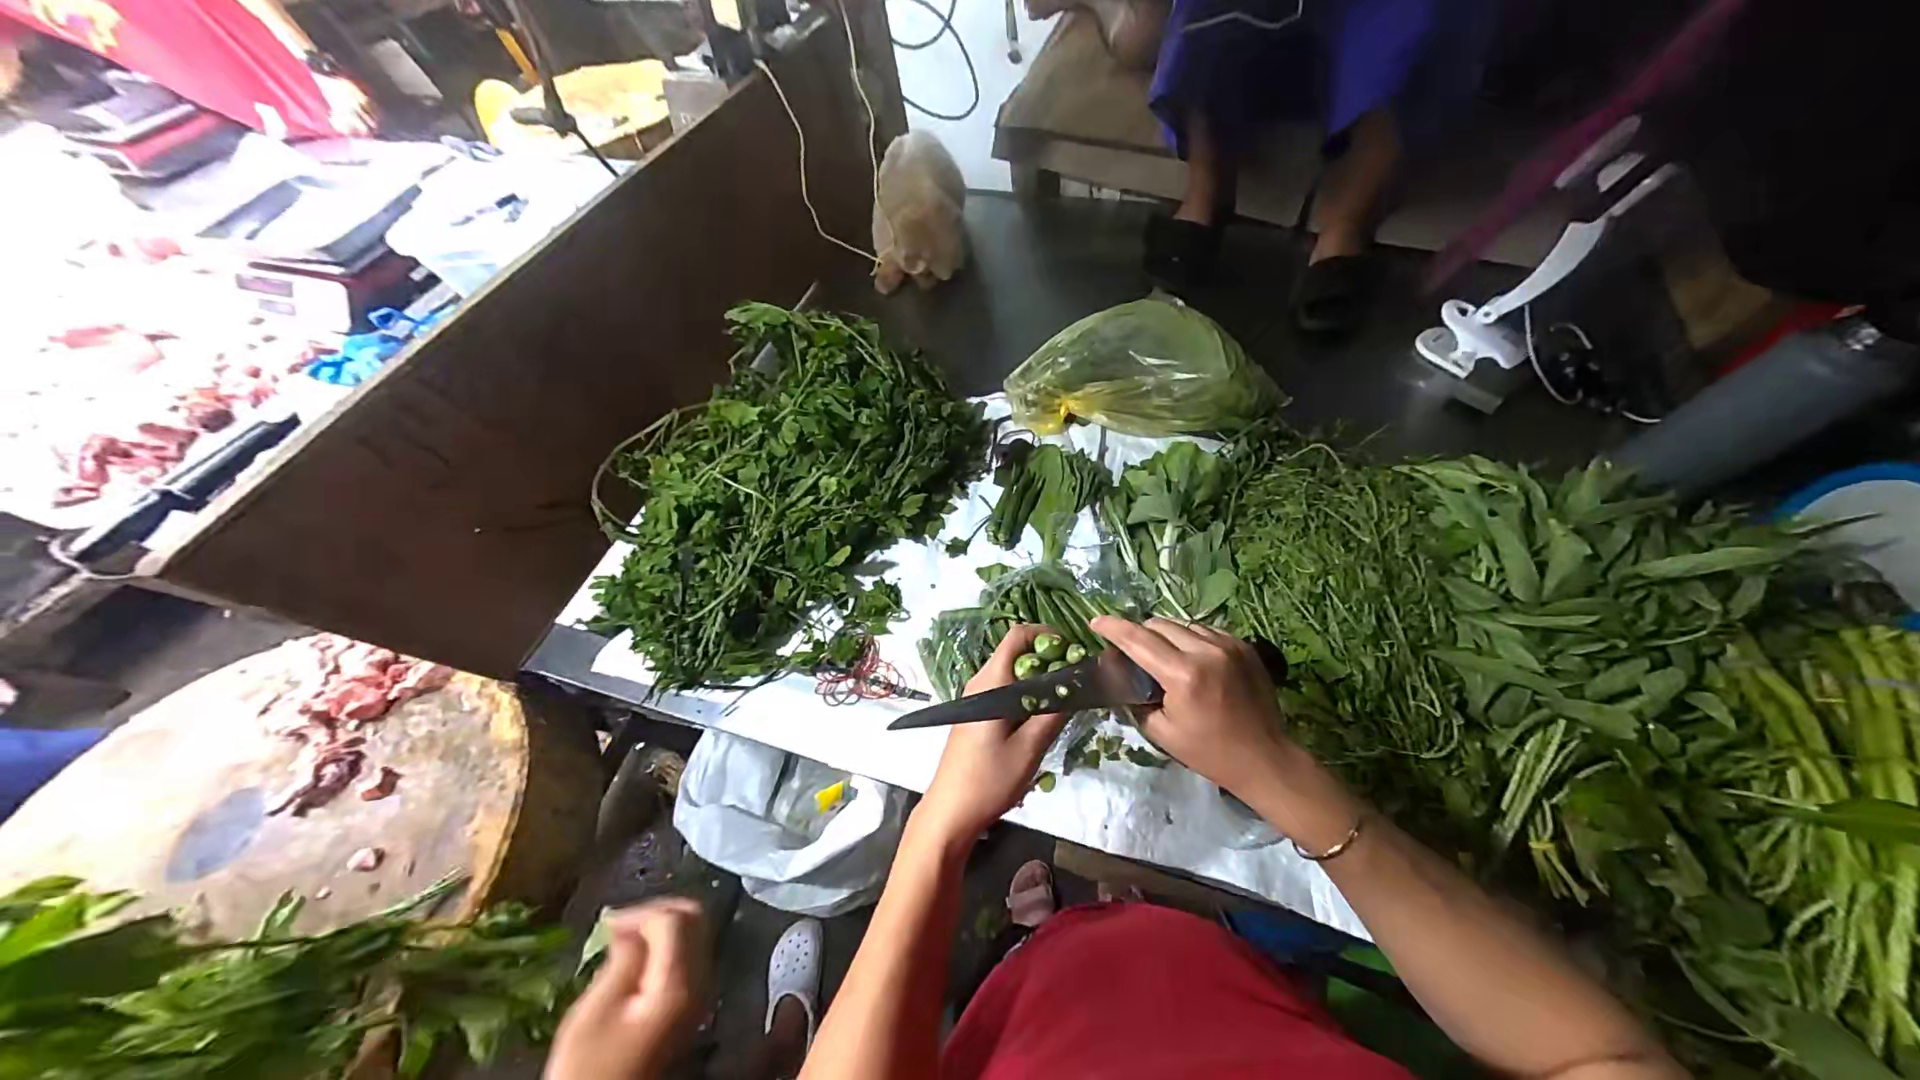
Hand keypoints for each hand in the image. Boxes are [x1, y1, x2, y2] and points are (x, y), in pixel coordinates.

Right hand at [545, 897, 707, 1079]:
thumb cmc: (588, 1069)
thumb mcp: (595, 1011)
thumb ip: (623, 958)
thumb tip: (631, 925)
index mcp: (679, 984)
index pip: (676, 920)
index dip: (642, 911)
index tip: (609, 923)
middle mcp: (702, 982)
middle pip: (695, 918)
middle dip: (657, 910)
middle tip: (619, 923)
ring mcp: (703, 991)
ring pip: (696, 930)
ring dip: (663, 924)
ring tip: (625, 935)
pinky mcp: (694, 998)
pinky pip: (690, 951)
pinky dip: (668, 942)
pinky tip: (639, 953)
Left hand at [914, 625, 1070, 843]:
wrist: (950, 811)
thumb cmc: (989, 780)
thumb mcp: (1029, 749)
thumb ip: (1052, 714)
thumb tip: (1075, 686)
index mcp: (990, 684)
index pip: (1017, 637)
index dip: (1047, 635)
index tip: (1073, 651)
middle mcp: (980, 683)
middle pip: (1015, 652)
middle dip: (1047, 657)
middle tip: (1075, 677)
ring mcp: (975, 699)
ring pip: (1011, 672)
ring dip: (1038, 677)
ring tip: (1064, 696)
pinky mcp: (976, 714)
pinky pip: (1004, 689)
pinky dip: (1026, 692)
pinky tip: (1042, 714)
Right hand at [1089, 617, 1294, 794]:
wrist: (1265, 758)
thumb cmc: (1209, 752)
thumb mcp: (1161, 732)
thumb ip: (1137, 698)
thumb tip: (1122, 676)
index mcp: (1183, 674)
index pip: (1138, 640)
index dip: (1112, 628)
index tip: (1095, 622)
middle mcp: (1206, 651)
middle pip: (1159, 625)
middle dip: (1139, 633)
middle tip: (1129, 650)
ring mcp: (1228, 645)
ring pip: (1182, 623)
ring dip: (1164, 635)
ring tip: (1160, 654)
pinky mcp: (1243, 646)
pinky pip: (1205, 630)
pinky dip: (1189, 638)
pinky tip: (1188, 656)